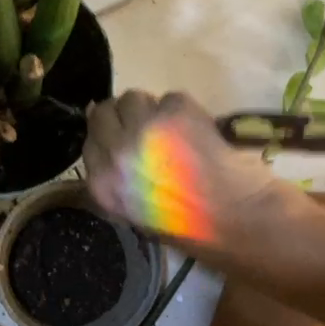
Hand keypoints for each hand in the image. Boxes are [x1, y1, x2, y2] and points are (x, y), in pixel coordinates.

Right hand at [83, 91, 315, 263]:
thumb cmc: (189, 227)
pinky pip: (170, 98)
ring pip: (134, 98)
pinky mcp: (175, 111)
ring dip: (150, 109)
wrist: (236, 217)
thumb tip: (111, 146)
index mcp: (103, 185)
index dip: (108, 134)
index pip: (89, 140)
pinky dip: (182, 111)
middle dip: (123, 117)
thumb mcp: (135, 215)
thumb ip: (117, 180)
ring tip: (173, 129)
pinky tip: (197, 131)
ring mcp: (144, 128)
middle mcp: (116, 153)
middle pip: (104, 112)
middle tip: (147, 128)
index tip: (124, 138)